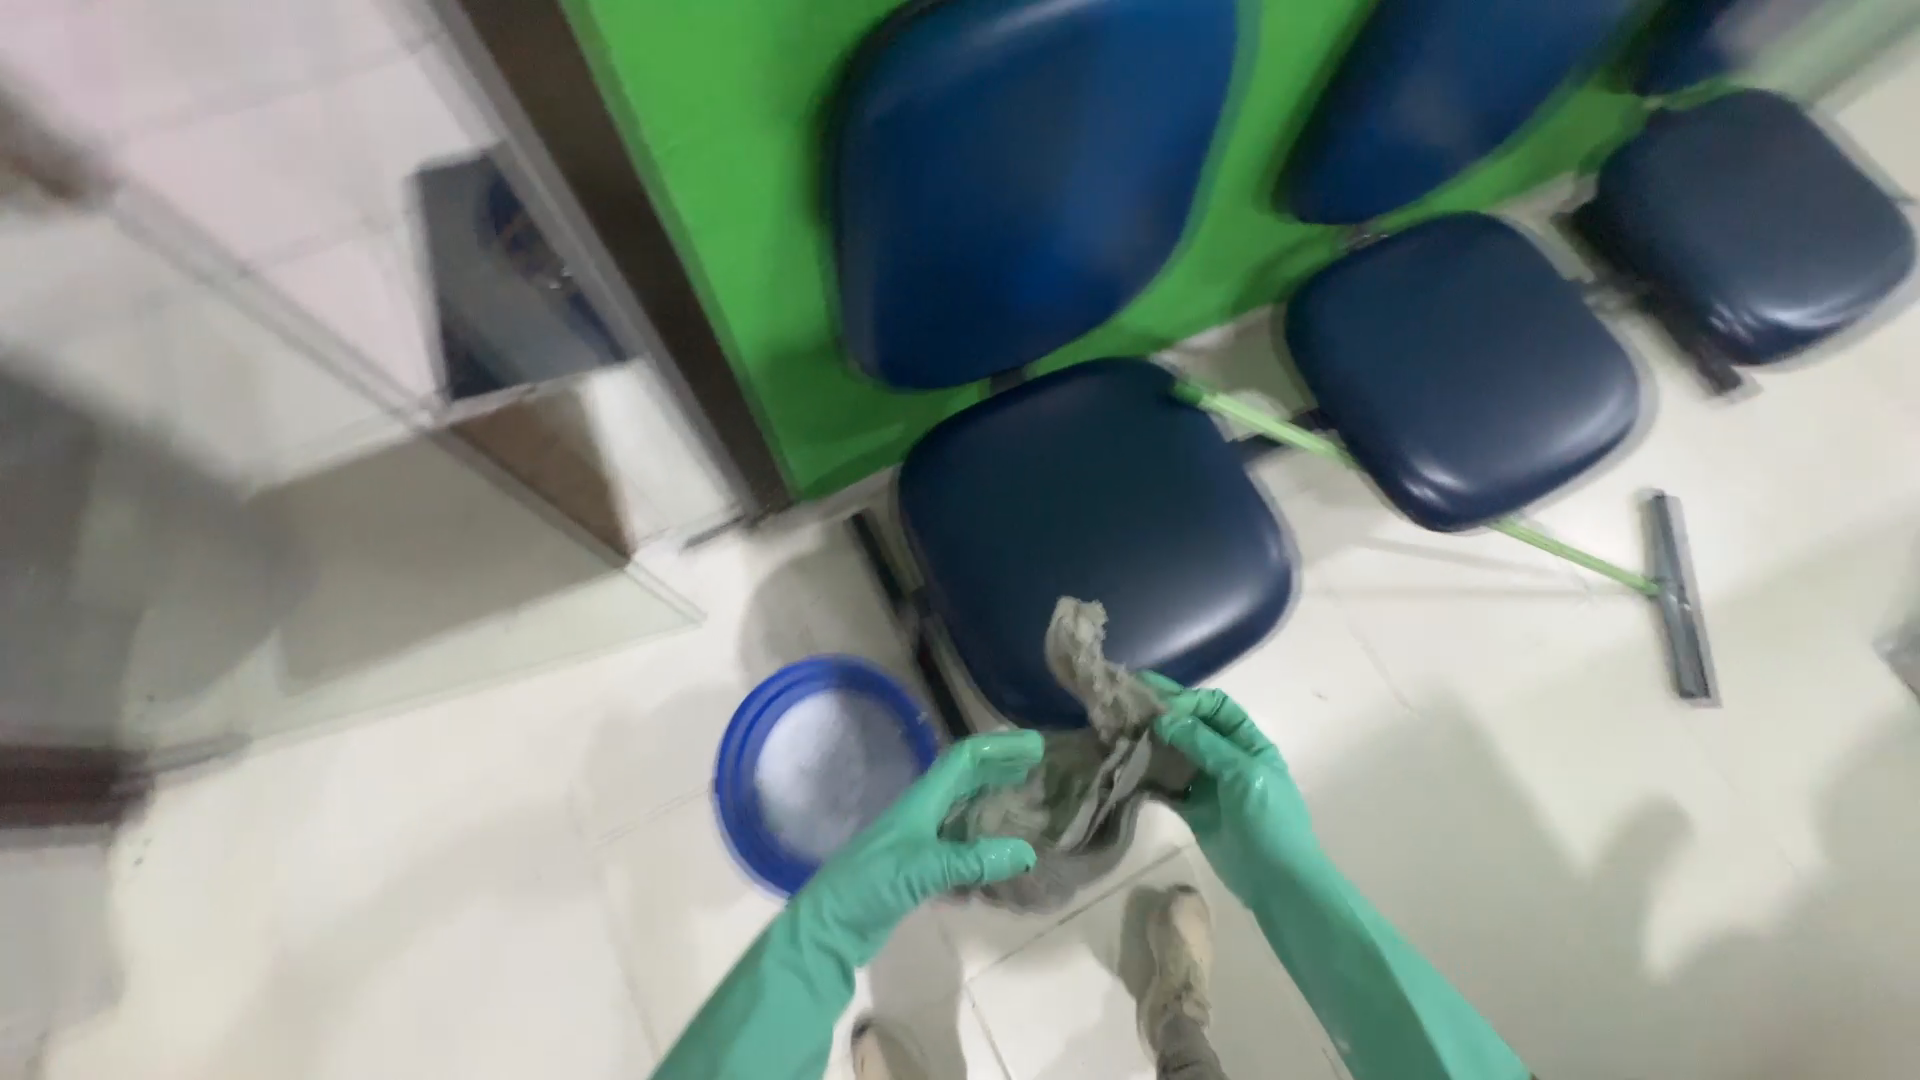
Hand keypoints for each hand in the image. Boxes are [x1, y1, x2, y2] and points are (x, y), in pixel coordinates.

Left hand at [787, 730, 1042, 966]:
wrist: (829, 926)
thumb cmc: (870, 886)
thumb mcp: (922, 869)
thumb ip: (972, 860)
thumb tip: (1027, 852)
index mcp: (922, 800)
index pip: (965, 759)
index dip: (1000, 748)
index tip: (1036, 746)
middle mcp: (923, 812)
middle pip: (966, 778)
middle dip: (1000, 767)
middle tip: (1037, 767)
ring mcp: (920, 839)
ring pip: (963, 808)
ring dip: (992, 800)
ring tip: (1024, 800)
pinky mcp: (919, 867)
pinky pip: (959, 843)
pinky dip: (982, 841)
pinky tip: (999, 853)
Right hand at [1143, 674, 1320, 904]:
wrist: (1278, 882)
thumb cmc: (1269, 821)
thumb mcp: (1242, 773)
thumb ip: (1204, 744)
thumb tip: (1164, 718)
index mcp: (1247, 743)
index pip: (1214, 707)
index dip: (1187, 701)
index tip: (1157, 704)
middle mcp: (1225, 757)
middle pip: (1190, 727)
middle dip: (1162, 718)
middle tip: (1126, 709)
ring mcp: (1208, 784)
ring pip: (1175, 755)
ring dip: (1151, 745)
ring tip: (1120, 737)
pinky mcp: (1193, 809)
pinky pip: (1166, 786)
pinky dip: (1148, 779)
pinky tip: (1127, 772)